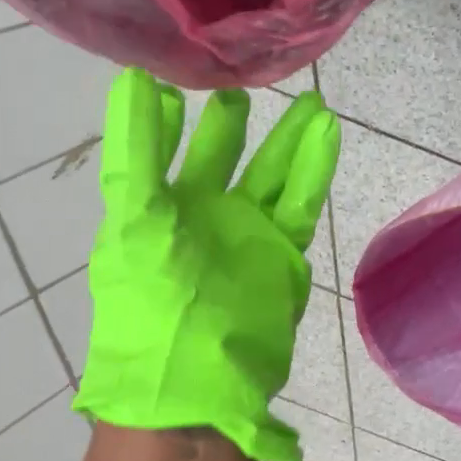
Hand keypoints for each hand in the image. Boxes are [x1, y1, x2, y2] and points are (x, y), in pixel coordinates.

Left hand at [72, 69, 341, 460]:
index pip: (153, 157)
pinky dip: (317, 167)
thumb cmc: (153, 306)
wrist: (203, 380)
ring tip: (309, 104)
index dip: (158, 123)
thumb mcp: (133, 225)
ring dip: (291, 141)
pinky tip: (329, 134)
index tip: (167, 80)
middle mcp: (200, 220)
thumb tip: (131, 82)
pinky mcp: (287, 251)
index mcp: (152, 216)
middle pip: (221, 161)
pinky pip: (304, 200)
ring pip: (274, 176)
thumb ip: (135, 157)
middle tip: (245, 87)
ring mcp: (249, 234)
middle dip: (232, 127)